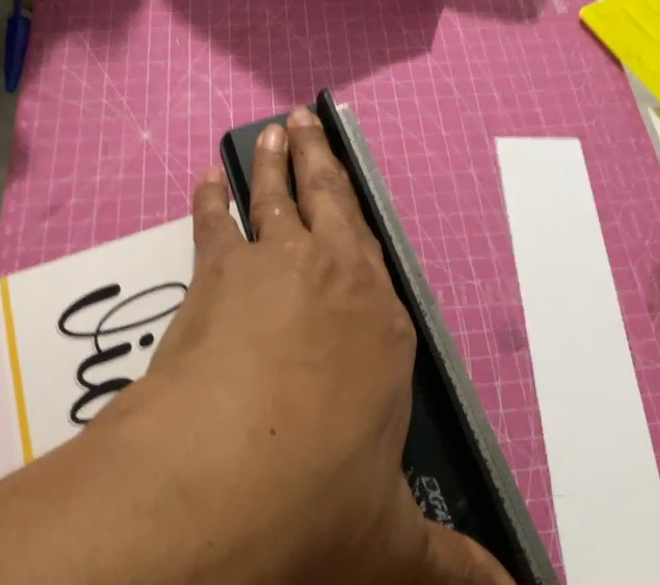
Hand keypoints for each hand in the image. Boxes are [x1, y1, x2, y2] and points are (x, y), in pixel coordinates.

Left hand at [99, 107, 513, 584]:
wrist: (207, 484)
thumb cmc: (311, 504)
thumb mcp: (390, 544)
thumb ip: (452, 565)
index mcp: (384, 328)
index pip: (380, 263)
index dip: (364, 229)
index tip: (354, 201)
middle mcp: (335, 280)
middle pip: (329, 203)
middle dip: (319, 159)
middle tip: (306, 118)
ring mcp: (272, 270)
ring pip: (277, 197)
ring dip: (274, 163)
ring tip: (273, 130)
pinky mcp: (214, 277)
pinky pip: (216, 223)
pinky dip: (212, 199)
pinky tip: (207, 181)